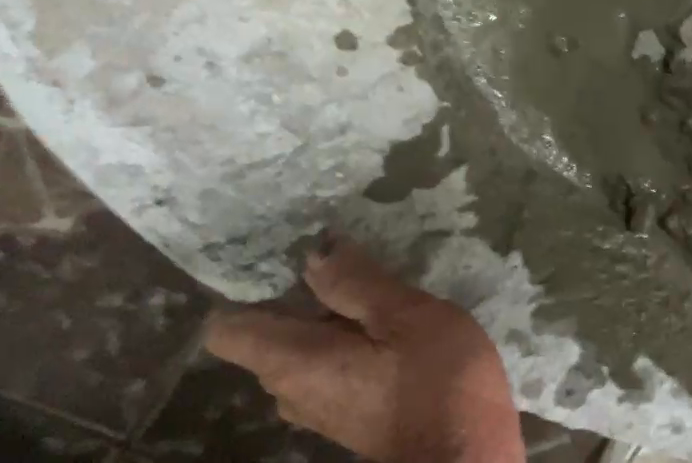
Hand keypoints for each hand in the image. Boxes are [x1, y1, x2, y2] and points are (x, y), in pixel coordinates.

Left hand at [206, 240, 524, 462]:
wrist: (462, 451)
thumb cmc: (437, 375)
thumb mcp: (409, 314)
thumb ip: (358, 282)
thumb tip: (315, 249)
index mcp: (292, 360)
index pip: (227, 328)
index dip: (252, 291)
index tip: (298, 263)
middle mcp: (286, 389)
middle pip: (271, 336)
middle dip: (307, 301)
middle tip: (365, 271)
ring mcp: (314, 408)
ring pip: (304, 353)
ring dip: (335, 323)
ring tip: (386, 299)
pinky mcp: (344, 416)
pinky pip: (328, 371)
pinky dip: (351, 346)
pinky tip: (397, 335)